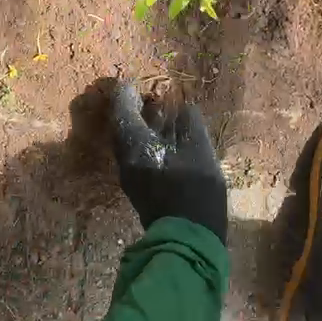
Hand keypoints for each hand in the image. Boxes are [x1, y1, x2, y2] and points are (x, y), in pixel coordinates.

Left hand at [109, 81, 227, 243]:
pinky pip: (138, 153)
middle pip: (124, 124)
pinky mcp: (139, 187)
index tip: (136, 82)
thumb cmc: (194, 189)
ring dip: (144, 125)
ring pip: (131, 140)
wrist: (188, 238)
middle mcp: (125, 156)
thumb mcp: (199, 150)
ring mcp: (130, 173)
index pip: (122, 106)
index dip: (128, 91)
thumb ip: (189, 123)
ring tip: (163, 115)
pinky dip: (148, 141)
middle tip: (152, 96)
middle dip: (137, 108)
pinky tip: (167, 140)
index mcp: (134, 142)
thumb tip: (183, 107)